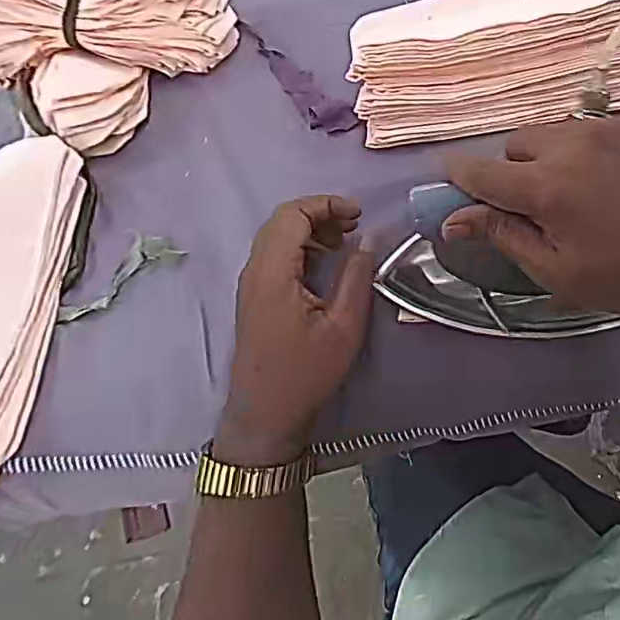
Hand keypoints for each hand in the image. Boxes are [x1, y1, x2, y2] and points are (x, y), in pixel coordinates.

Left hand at [215, 196, 375, 465]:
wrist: (266, 414)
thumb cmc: (306, 372)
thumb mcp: (344, 326)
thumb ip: (357, 277)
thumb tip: (369, 242)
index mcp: (273, 273)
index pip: (292, 215)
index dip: (326, 204)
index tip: (359, 215)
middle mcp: (254, 270)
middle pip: (282, 220)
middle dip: (321, 213)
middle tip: (356, 226)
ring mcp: (251, 283)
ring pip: (277, 235)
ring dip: (312, 229)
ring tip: (346, 242)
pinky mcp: (255, 296)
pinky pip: (276, 254)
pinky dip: (302, 246)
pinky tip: (327, 262)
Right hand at [444, 118, 619, 357]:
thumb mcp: (559, 271)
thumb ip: (504, 236)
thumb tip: (455, 220)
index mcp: (549, 186)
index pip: (481, 172)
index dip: (460, 180)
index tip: (455, 187)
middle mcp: (574, 143)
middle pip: (516, 144)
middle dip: (514, 172)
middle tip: (540, 208)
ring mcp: (610, 128)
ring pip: (554, 132)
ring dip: (549, 157)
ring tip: (580, 194)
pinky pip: (592, 129)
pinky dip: (586, 150)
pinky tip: (613, 182)